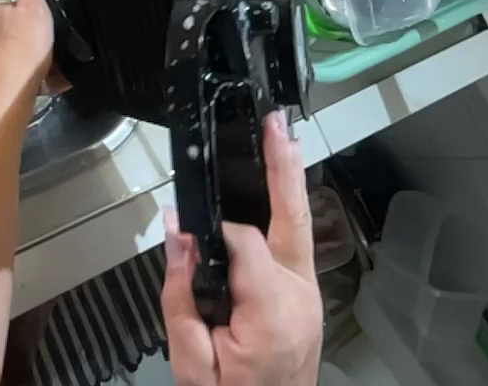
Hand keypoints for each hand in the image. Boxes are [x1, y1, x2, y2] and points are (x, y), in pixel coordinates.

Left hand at [0, 0, 55, 112]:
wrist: (9, 101)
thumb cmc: (24, 51)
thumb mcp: (33, 7)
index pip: (19, 6)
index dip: (38, 14)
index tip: (53, 24)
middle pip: (21, 32)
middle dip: (40, 40)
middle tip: (60, 48)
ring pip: (23, 56)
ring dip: (41, 61)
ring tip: (60, 70)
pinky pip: (23, 77)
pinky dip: (38, 80)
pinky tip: (53, 85)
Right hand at [161, 112, 321, 385]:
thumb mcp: (192, 363)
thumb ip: (180, 296)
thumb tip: (176, 232)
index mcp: (272, 315)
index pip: (243, 242)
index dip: (214, 228)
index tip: (187, 229)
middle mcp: (301, 298)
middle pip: (292, 219)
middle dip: (284, 167)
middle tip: (277, 126)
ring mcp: (310, 296)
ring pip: (299, 225)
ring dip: (289, 178)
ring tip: (281, 137)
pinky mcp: (307, 295)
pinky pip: (295, 241)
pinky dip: (287, 205)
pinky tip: (279, 181)